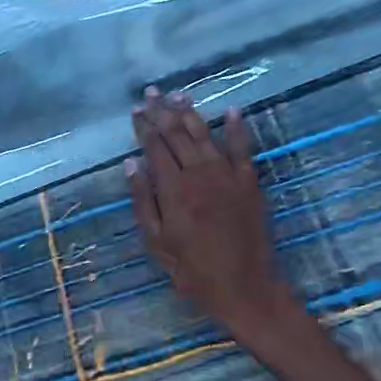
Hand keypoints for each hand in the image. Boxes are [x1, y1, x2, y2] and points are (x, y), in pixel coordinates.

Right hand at [126, 89, 296, 335]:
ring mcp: (227, 175)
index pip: (155, 147)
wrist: (246, 288)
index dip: (144, 126)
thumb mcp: (157, 242)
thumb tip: (131, 164)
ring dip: (190, 112)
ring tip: (178, 94)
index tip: (136, 109)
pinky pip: (242, 148)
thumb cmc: (193, 270)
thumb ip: (144, 201)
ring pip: (205, 135)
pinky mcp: (249, 182)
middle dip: (162, 111)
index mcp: (174, 189)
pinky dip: (237, 128)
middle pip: (177, 134)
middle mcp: (200, 173)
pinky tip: (231, 111)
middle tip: (151, 92)